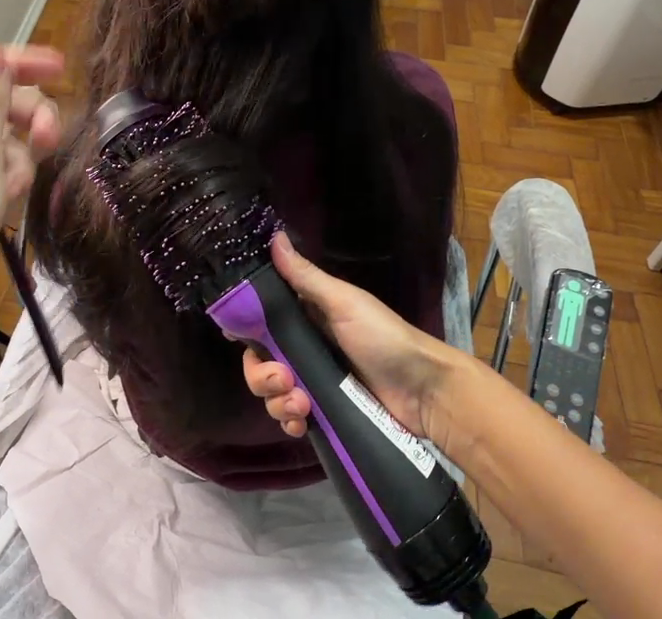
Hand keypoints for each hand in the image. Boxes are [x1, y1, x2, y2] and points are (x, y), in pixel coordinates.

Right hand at [243, 233, 457, 441]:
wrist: (424, 391)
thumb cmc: (383, 337)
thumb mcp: (344, 303)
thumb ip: (305, 276)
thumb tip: (273, 236)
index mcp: (306, 316)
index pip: (260, 321)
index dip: (244, 330)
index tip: (237, 338)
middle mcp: (304, 347)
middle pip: (259, 361)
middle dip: (261, 375)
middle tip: (284, 380)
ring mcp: (313, 381)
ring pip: (272, 392)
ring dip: (277, 402)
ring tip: (302, 407)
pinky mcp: (323, 412)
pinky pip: (290, 419)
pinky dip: (290, 422)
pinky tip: (301, 424)